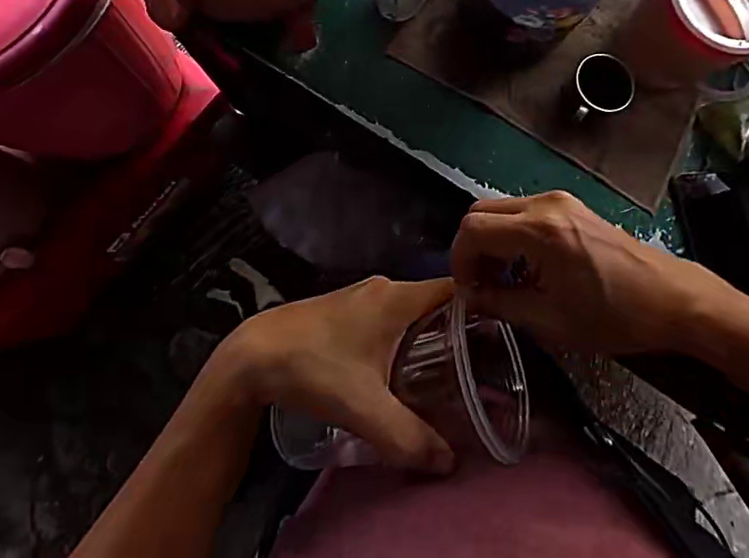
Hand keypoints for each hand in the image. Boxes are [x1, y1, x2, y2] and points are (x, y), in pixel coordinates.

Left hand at [214, 276, 457, 473]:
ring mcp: (361, 296)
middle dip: (455, 329)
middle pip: (434, 300)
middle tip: (474, 363)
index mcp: (398, 297)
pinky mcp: (343, 308)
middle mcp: (384, 288)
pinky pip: (387, 315)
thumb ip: (408, 436)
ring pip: (408, 310)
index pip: (455, 288)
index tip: (498, 333)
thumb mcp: (363, 408)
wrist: (250, 355)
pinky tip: (395, 367)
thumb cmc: (314, 369)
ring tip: (441, 371)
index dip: (480, 304)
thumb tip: (448, 461)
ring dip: (426, 334)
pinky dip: (401, 335)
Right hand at [450, 191, 724, 355]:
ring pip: (503, 210)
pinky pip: (526, 212)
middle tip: (481, 286)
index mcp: (539, 230)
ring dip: (493, 242)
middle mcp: (546, 204)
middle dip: (472, 248)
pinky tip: (528, 269)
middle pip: (482, 211)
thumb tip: (471, 298)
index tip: (467, 291)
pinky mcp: (573, 207)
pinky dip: (513, 236)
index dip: (459, 261)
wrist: (672, 298)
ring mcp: (562, 201)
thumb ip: (502, 304)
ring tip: (504, 282)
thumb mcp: (551, 320)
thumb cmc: (615, 315)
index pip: (473, 229)